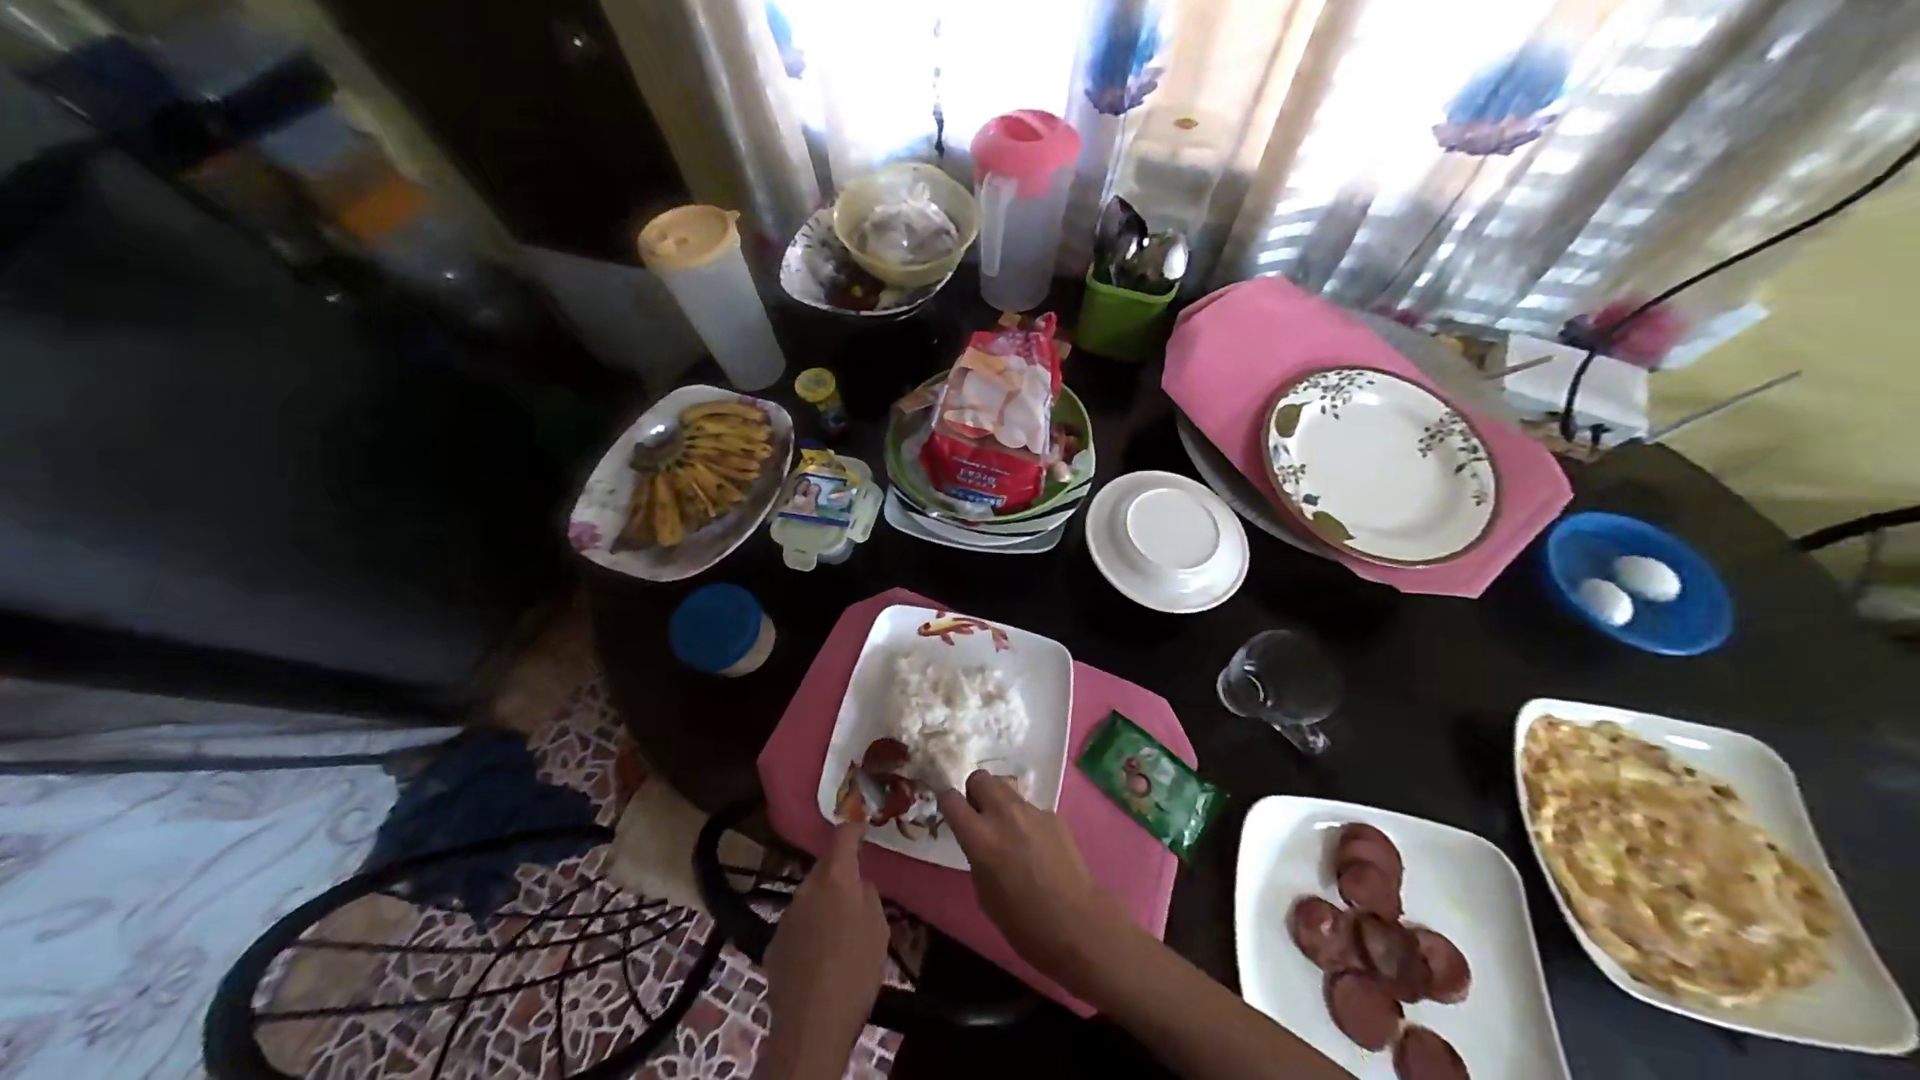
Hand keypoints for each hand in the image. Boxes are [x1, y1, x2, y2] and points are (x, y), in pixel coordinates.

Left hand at [761, 821, 887, 1079]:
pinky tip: (821, 954)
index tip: (864, 824)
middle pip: (825, 868)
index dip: (854, 827)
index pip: (842, 837)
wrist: (811, 1025)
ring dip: (825, 902)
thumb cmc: (856, 971)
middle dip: (840, 872)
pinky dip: (811, 928)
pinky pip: (798, 923)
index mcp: (835, 879)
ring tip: (841, 927)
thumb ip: (868, 897)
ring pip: (810, 896)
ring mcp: (786, 916)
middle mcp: (806, 889)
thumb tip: (859, 884)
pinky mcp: (774, 943)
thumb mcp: (879, 929)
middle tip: (858, 886)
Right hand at [936, 770, 1132, 990]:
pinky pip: (1031, 809)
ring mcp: (1031, 811)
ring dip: (1000, 802)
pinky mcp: (1054, 815)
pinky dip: (1027, 821)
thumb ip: (976, 854)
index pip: (950, 798)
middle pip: (980, 778)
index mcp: (979, 836)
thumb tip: (980, 840)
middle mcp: (1003, 814)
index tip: (951, 812)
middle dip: (975, 792)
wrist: (1075, 921)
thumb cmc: (1021, 921)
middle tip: (980, 815)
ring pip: (1007, 788)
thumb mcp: (983, 891)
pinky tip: (1037, 846)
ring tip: (1009, 829)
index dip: (947, 802)